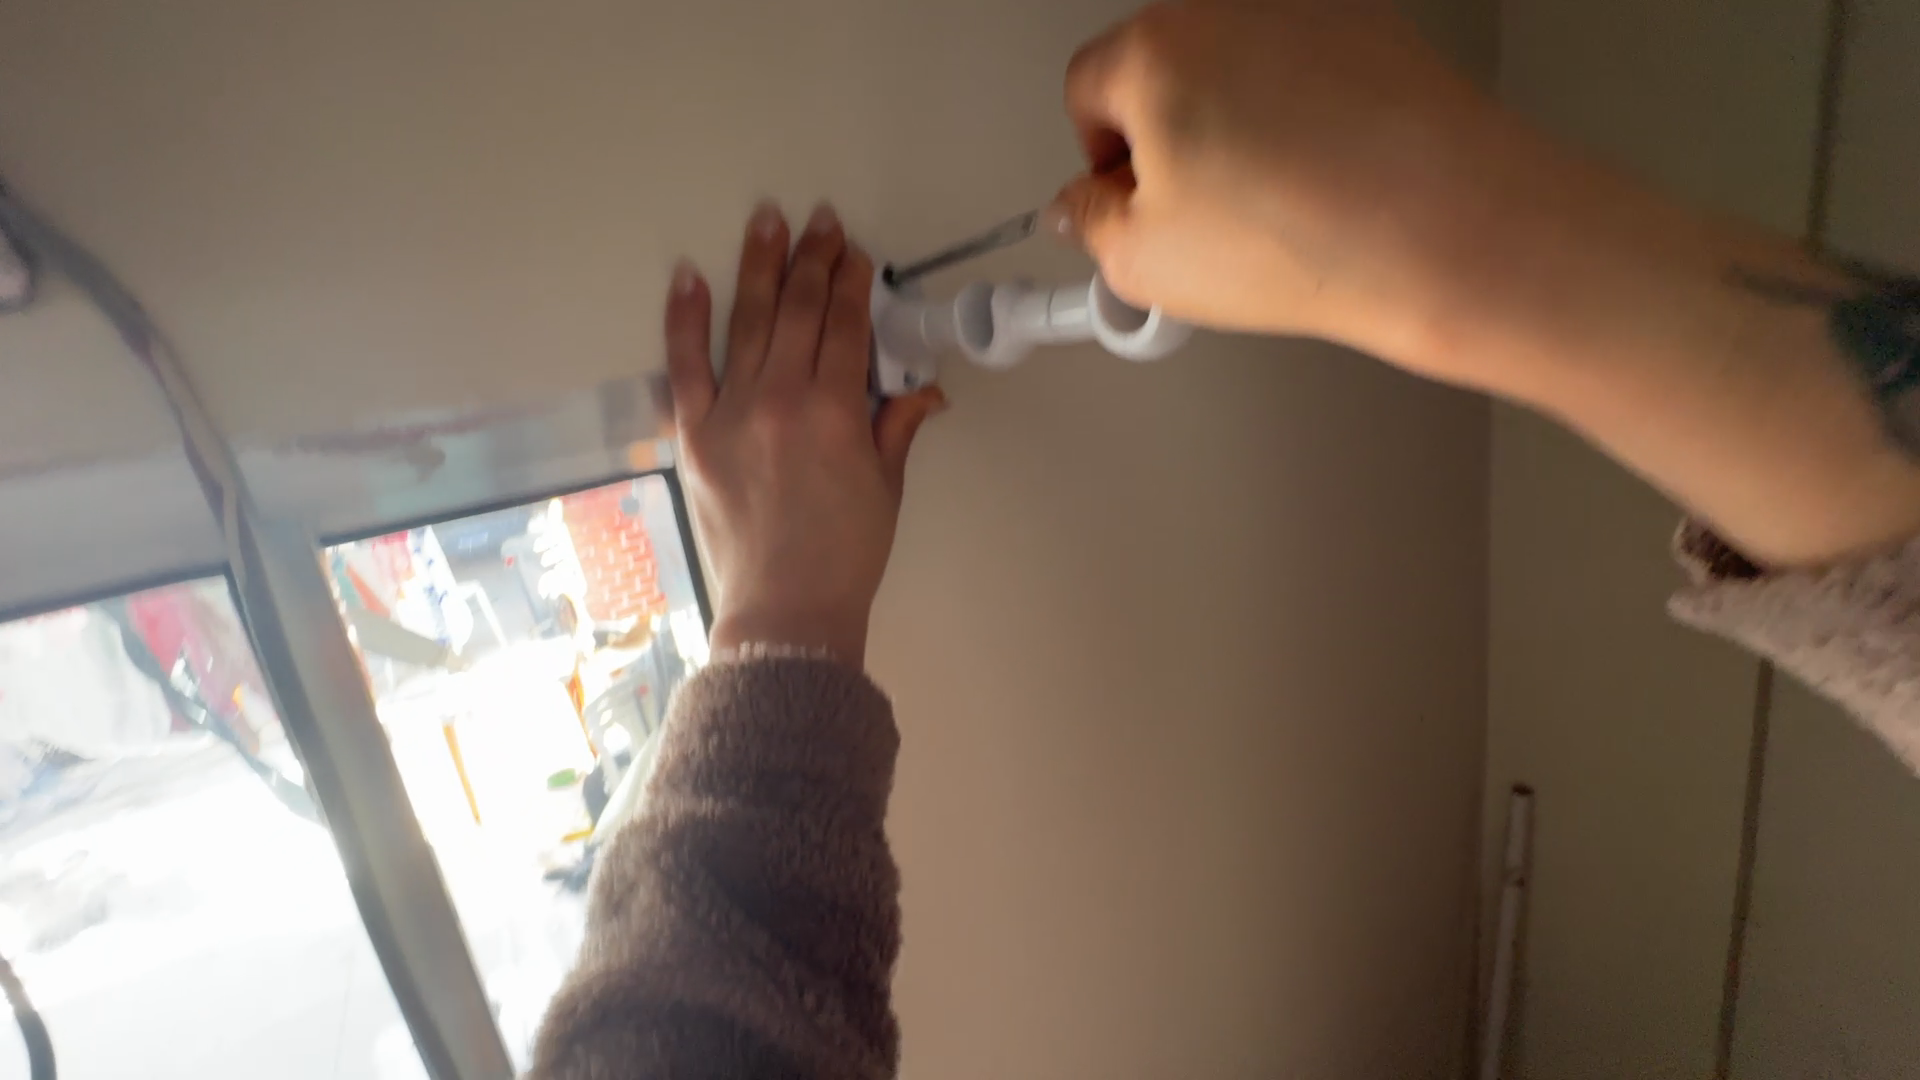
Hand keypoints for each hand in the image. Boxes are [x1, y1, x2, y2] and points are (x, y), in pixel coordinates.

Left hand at [666, 201, 944, 664]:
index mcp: (836, 412)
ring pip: (747, 323)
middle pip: (799, 311)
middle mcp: (782, 399)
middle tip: (819, 221)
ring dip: (758, 266)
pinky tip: (690, 277)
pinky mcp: (694, 435)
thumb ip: (897, 426)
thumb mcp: (886, 488)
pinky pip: (684, 366)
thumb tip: (925, 390)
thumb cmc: (848, 553)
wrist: (786, 609)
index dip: (853, 282)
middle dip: (813, 259)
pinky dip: (685, 319)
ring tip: (767, 221)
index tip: (856, 253)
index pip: (846, 326)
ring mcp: (731, 413)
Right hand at [1048, 1, 1517, 370]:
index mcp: (1155, 53)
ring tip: (1255, 205)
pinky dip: (1284, 118)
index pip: (1085, 87)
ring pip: (1226, 69)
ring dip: (1221, 128)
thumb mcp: (1140, 261)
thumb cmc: (1293, 239)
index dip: (1095, 155)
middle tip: (1187, 212)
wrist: (1433, 229)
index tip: (1121, 197)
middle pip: (1155, 69)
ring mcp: (1303, 8)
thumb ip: (1086, 223)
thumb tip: (1077, 205)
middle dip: (1156, 139)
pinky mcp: (1364, 27)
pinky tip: (1303, 181)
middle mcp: (1226, 8)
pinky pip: (1292, 72)